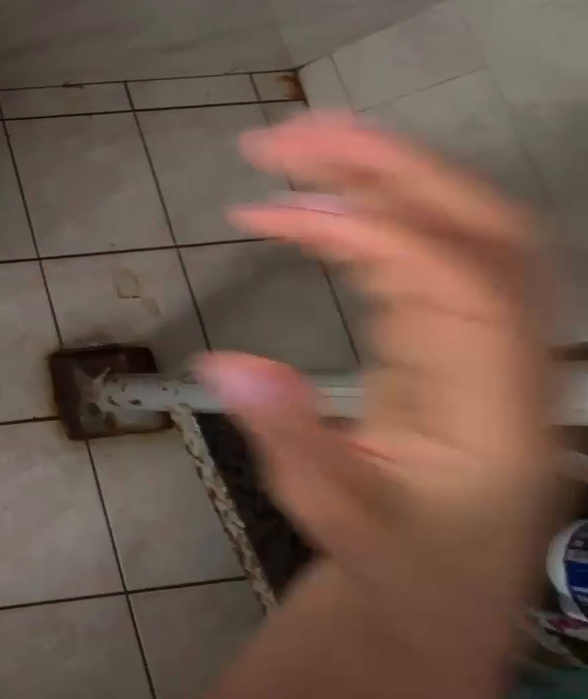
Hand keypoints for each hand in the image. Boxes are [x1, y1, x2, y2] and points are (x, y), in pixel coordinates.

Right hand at [201, 111, 557, 663]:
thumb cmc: (391, 557)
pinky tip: (302, 208)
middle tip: (286, 137)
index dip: (374, 233)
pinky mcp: (448, 341)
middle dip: (391, 170)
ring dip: (380, 177)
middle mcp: (504, 358)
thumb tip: (223, 360)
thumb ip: (291, 439)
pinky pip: (426, 257)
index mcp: (491, 402)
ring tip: (287, 145)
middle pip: (484, 235)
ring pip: (460, 234)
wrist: (435, 589)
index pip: (458, 286)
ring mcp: (483, 345)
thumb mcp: (336, 513)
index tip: (269, 211)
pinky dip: (366, 215)